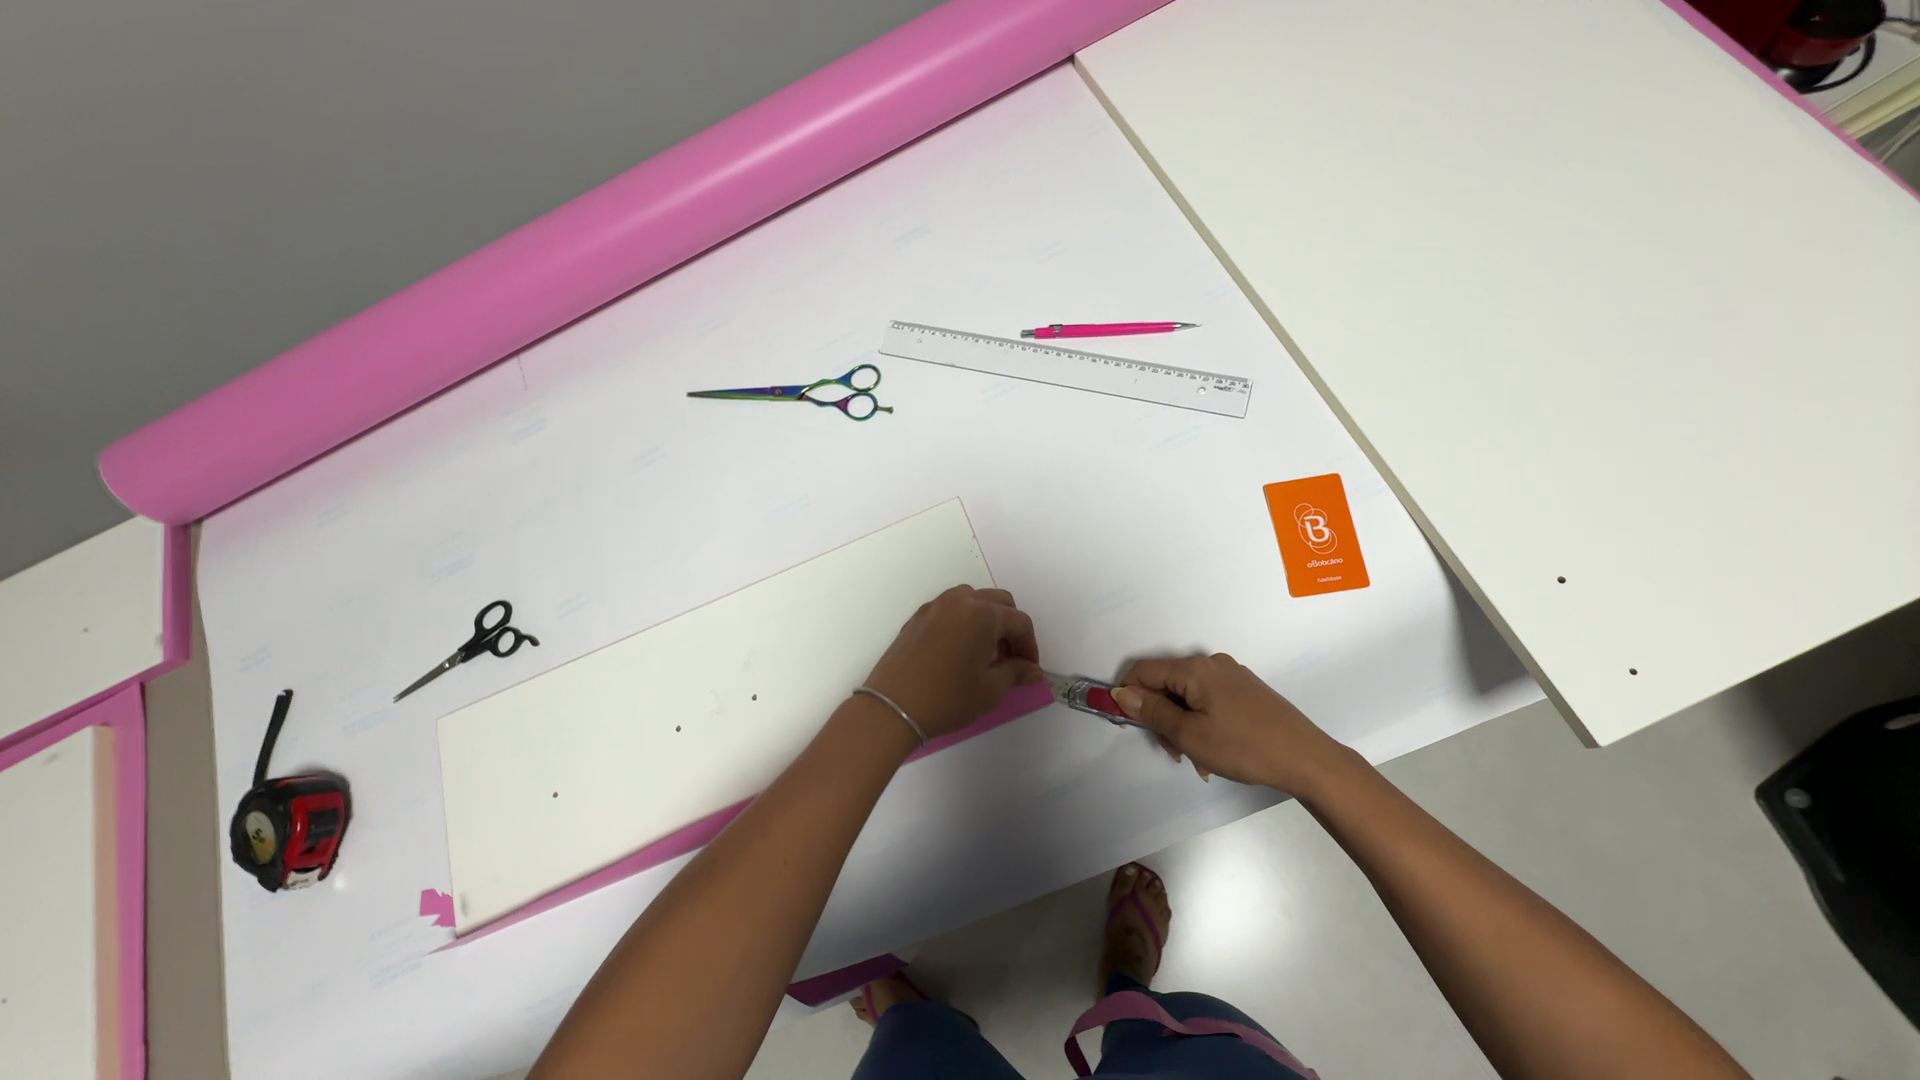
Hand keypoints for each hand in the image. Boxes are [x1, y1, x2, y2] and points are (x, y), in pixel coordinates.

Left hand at [862, 585, 1042, 738]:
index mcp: (982, 615)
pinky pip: (949, 608)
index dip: (1029, 646)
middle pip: (998, 602)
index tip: (1029, 669)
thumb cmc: (947, 699)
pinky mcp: (917, 617)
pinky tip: (961, 648)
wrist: (893, 708)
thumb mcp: (990, 689)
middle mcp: (960, 602)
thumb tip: (1034, 671)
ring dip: (987, 618)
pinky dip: (963, 620)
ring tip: (986, 649)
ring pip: (972, 599)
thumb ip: (1016, 673)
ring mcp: (935, 607)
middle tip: (1011, 657)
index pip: (1019, 622)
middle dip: (1010, 627)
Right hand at [1110, 653, 1351, 794]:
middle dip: (1161, 717)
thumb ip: (1152, 711)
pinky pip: (1209, 701)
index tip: (1130, 726)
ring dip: (1182, 725)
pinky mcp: (1247, 691)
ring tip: (1198, 760)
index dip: (1128, 696)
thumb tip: (1121, 693)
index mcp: (1195, 669)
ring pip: (1188, 696)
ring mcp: (1232, 676)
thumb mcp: (1189, 734)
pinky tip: (1214, 752)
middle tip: (1174, 752)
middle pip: (1167, 684)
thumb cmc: (1243, 747)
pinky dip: (1202, 723)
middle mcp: (1213, 664)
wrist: (1306, 759)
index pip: (1143, 671)